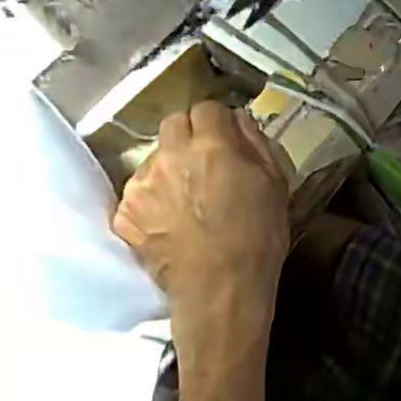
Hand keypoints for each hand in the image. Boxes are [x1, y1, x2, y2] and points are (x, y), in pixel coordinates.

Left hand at [112, 102, 291, 377]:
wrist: (221, 292)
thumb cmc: (259, 239)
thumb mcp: (276, 185)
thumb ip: (256, 143)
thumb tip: (238, 120)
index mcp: (211, 145)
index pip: (206, 108)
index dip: (217, 123)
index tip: (224, 140)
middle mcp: (171, 155)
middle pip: (173, 124)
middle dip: (189, 137)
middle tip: (204, 165)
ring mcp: (142, 184)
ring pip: (154, 158)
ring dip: (169, 169)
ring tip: (186, 200)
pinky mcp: (124, 213)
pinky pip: (138, 193)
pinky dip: (152, 201)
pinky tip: (170, 222)